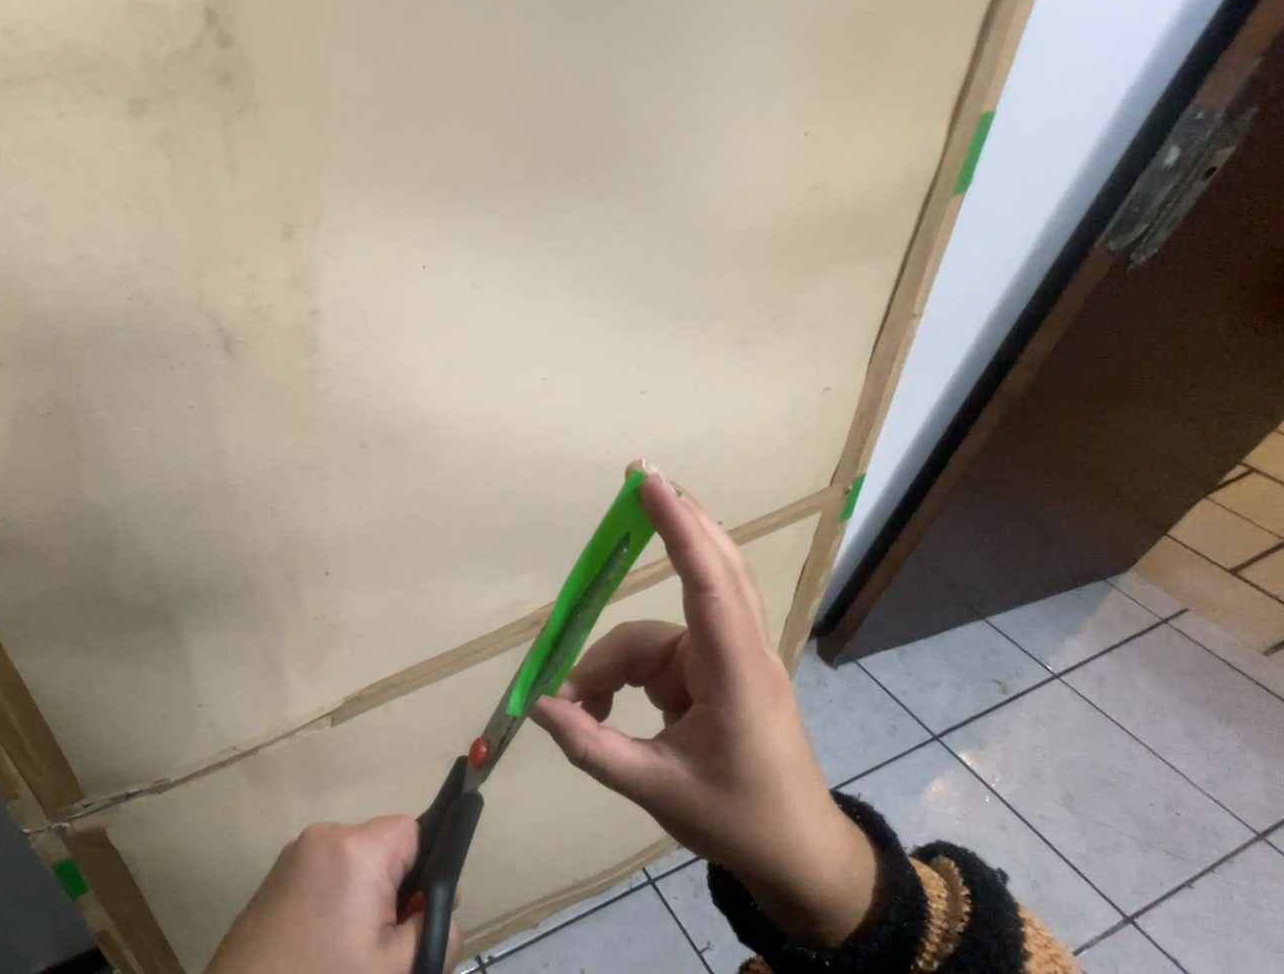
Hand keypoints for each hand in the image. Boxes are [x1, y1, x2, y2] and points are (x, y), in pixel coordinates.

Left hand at [205, 816, 456, 973]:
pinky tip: (329, 946)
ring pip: (355, 863)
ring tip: (356, 950)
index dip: (427, 868)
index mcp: (355, 848)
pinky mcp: (277, 876)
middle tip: (391, 943)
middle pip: (383, 847)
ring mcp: (295, 854)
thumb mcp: (395, 967)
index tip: (420, 912)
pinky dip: (339, 901)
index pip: (412, 830)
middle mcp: (324, 836)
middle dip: (396, 889)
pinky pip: (327, 874)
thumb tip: (443, 908)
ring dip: (367, 897)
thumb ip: (433, 931)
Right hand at [529, 463, 875, 947]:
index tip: (651, 483)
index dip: (680, 529)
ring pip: (652, 634)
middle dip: (674, 524)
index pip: (710, 583)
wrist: (800, 860)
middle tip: (635, 478)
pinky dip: (621, 677)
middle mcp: (735, 653)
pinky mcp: (713, 675)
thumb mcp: (658, 791)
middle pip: (710, 570)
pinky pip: (654, 657)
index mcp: (736, 673)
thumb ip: (592, 745)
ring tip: (582, 712)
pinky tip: (602, 714)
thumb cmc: (740, 822)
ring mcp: (725, 662)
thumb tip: (537, 704)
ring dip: (610, 664)